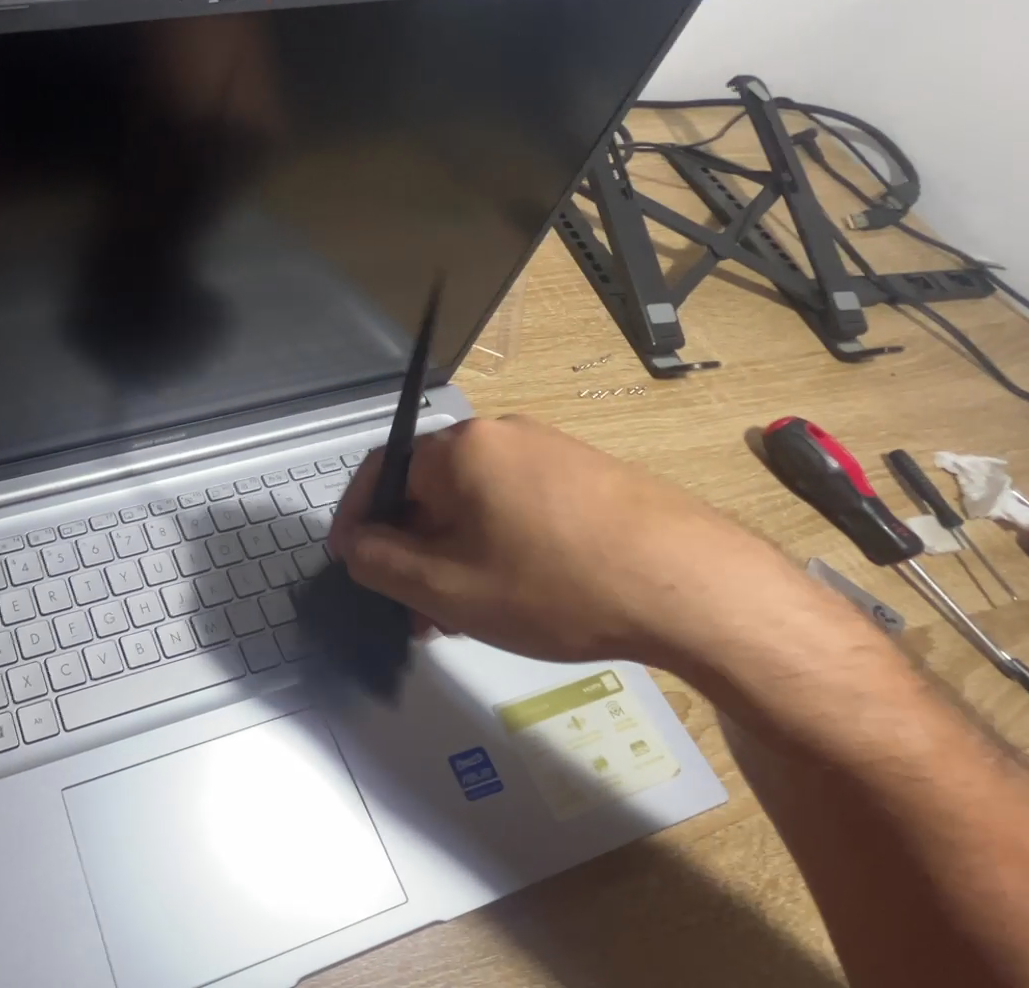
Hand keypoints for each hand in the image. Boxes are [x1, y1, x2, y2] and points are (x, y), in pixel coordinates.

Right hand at [328, 416, 812, 670]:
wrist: (698, 592)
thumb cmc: (555, 585)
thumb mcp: (445, 587)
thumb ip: (378, 564)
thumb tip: (355, 546)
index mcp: (460, 448)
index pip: (381, 472)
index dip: (355, 521)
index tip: (350, 565)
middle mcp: (503, 436)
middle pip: (428, 490)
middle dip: (409, 549)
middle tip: (409, 604)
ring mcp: (553, 453)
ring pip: (472, 505)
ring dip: (450, 555)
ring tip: (459, 612)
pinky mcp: (590, 478)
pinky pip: (516, 508)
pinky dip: (494, 548)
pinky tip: (509, 595)